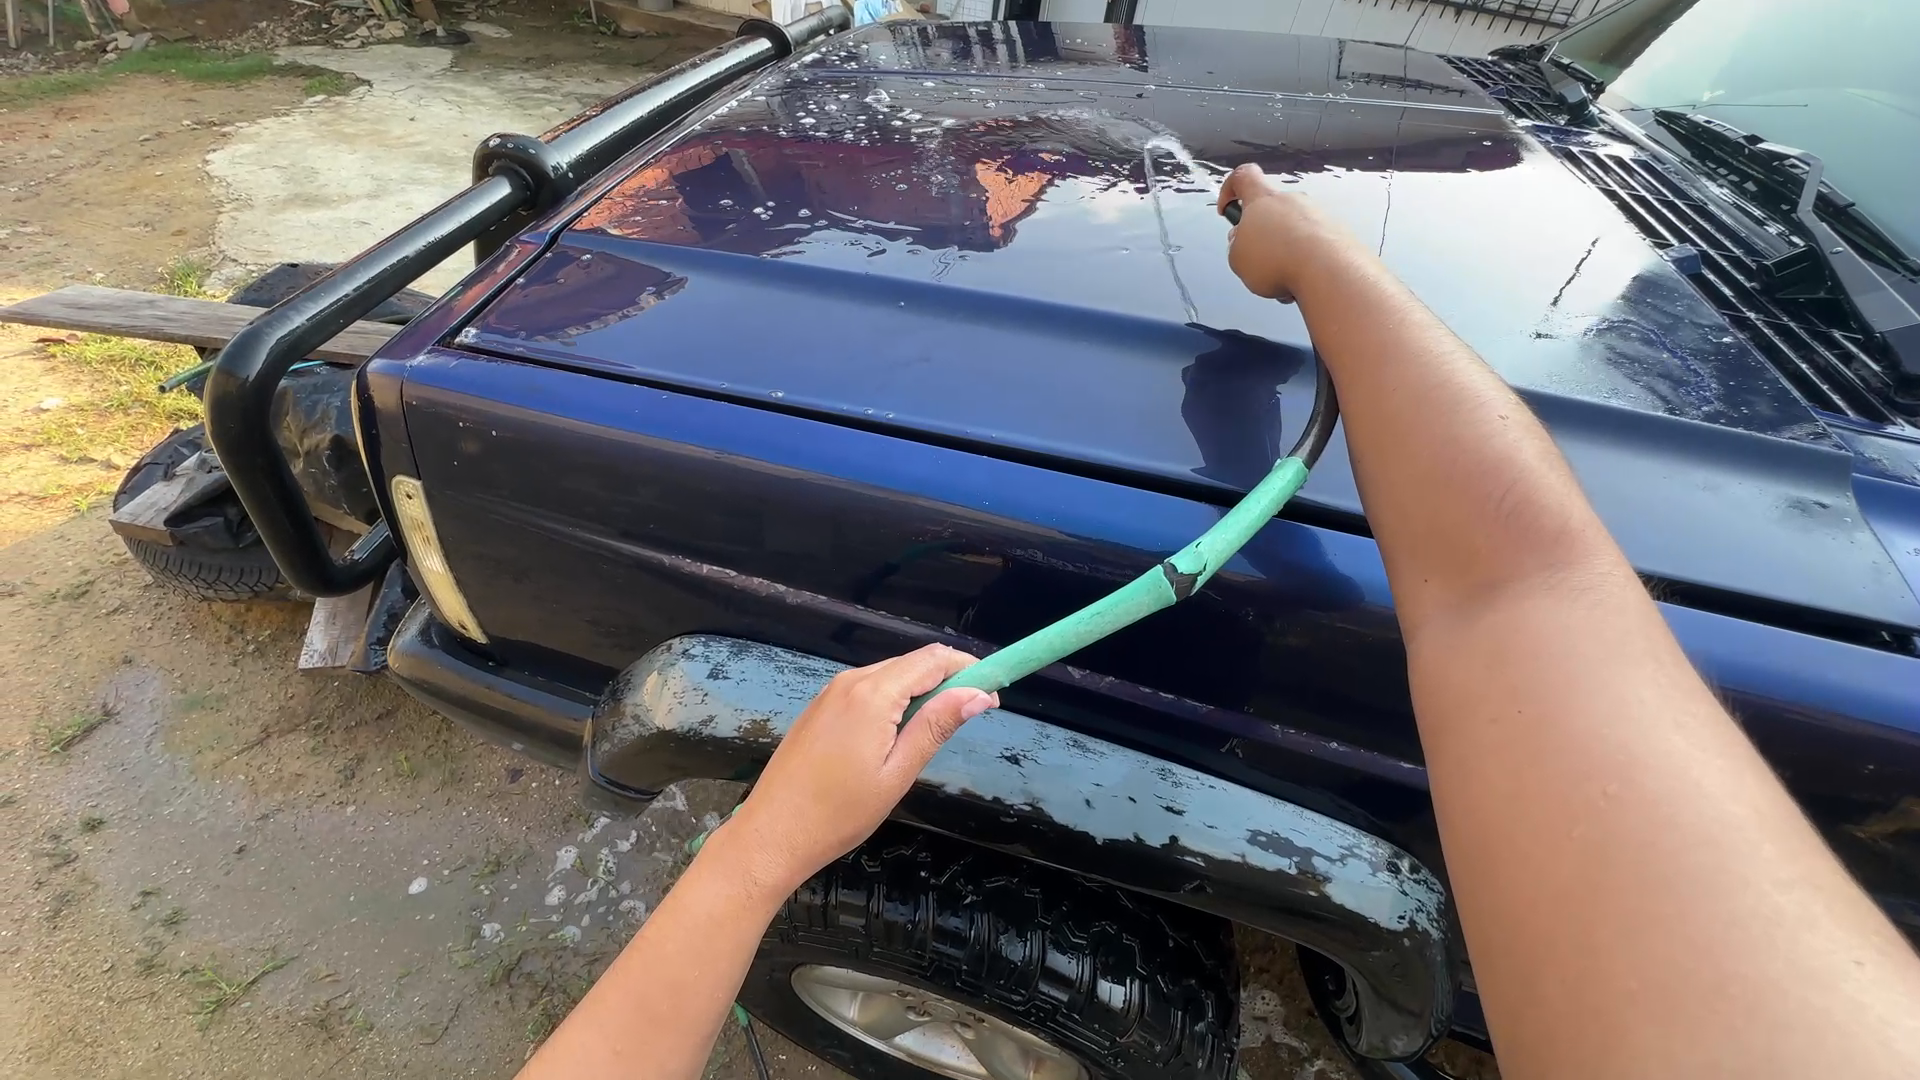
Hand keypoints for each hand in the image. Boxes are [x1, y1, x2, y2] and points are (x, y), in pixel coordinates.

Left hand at [722, 645, 996, 893]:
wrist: (771, 835)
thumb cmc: (839, 813)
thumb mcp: (898, 773)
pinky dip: (894, 698)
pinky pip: (868, 688)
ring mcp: (832, 692)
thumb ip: (936, 726)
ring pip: (890, 674)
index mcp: (873, 693)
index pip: (933, 660)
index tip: (992, 693)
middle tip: (972, 713)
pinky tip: (898, 732)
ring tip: (938, 728)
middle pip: (912, 663)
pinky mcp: (821, 707)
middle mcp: (852, 681)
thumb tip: (978, 693)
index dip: (968, 669)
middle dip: (947, 679)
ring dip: (921, 690)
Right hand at [1217, 163, 1358, 301]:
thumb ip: (1235, 246)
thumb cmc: (1277, 261)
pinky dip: (1301, 258)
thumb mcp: (1237, 259)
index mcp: (1262, 200)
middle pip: (1269, 209)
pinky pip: (1309, 241)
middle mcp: (1290, 200)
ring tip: (1279, 276)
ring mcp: (1314, 212)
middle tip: (1255, 258)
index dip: (1230, 188)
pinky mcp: (1333, 229)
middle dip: (1259, 233)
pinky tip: (1299, 279)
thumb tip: (1241, 240)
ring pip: (1290, 227)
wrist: (1326, 269)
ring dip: (1281, 249)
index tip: (1227, 208)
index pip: (1244, 176)